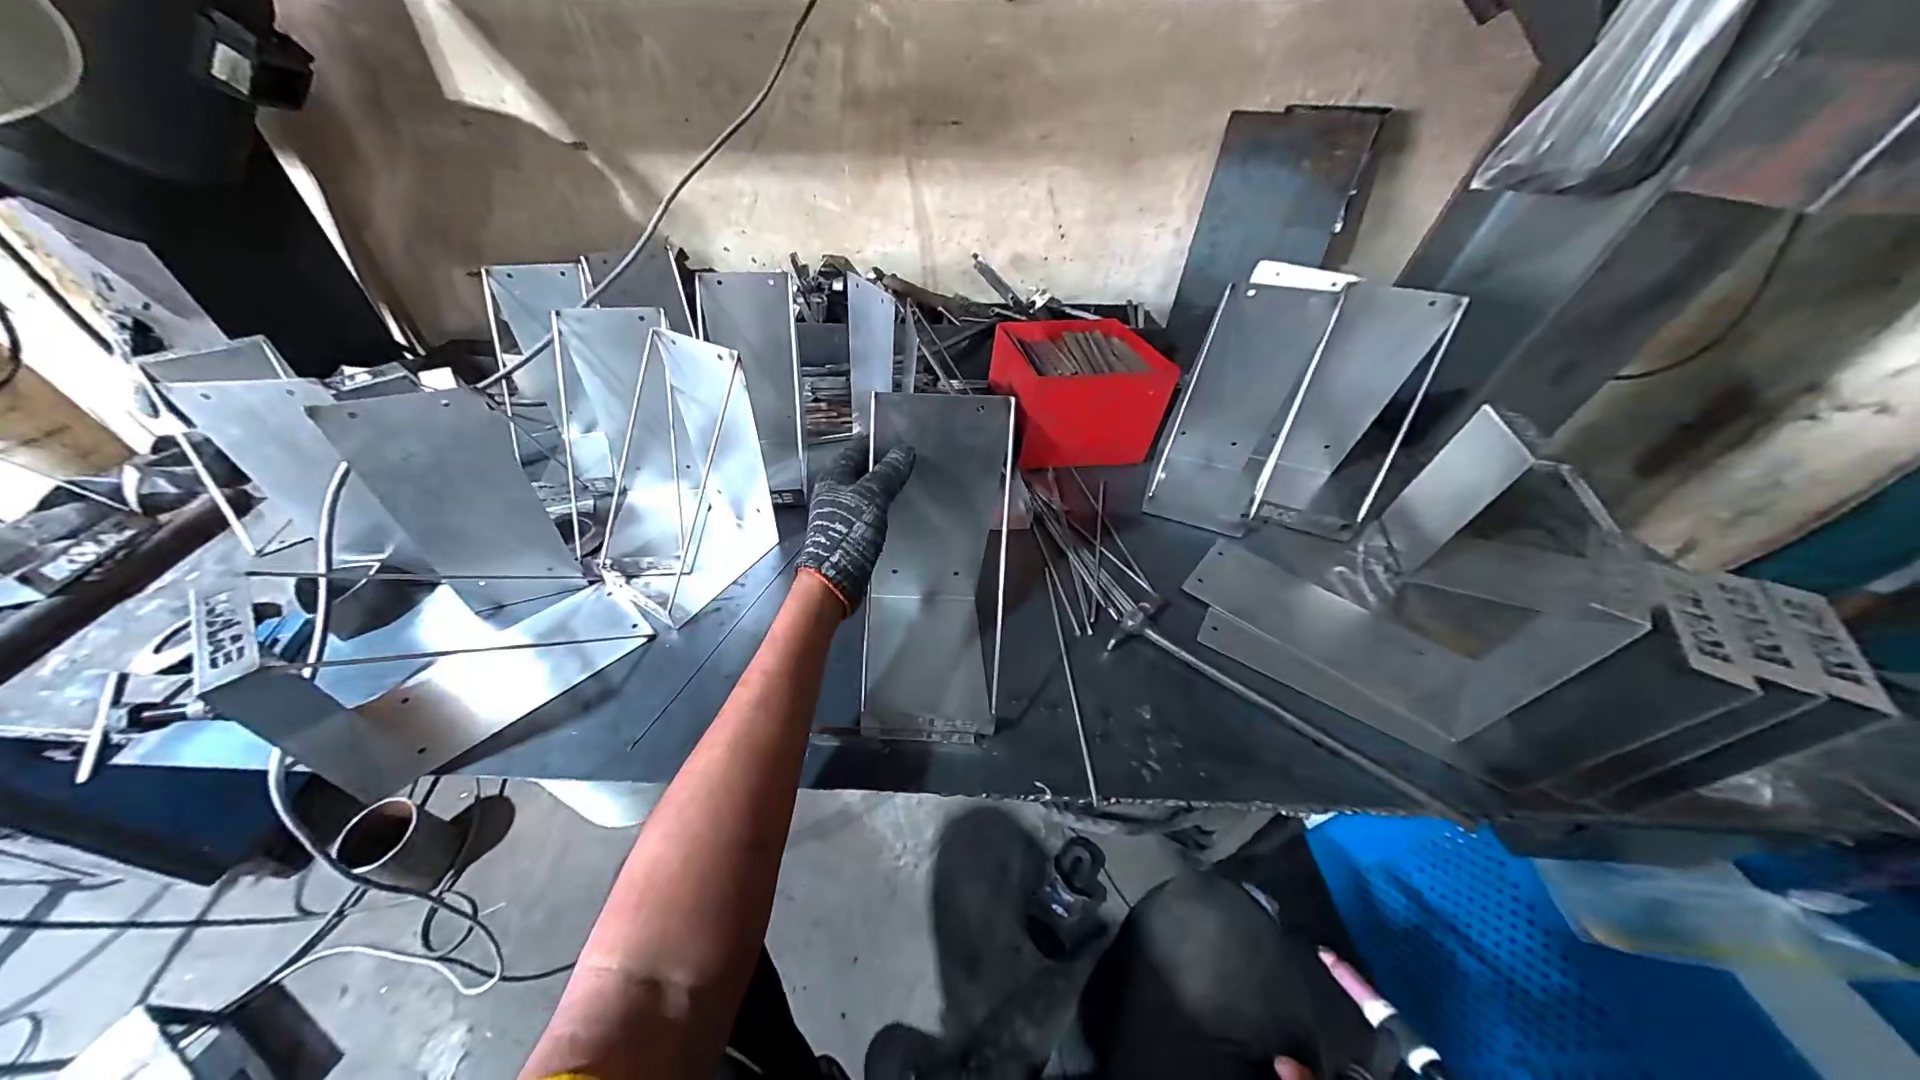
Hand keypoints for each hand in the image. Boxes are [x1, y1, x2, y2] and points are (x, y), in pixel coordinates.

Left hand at [796, 440, 915, 615]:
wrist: (835, 576)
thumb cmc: (848, 533)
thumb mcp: (873, 497)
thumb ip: (888, 473)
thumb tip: (904, 451)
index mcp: (832, 477)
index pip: (855, 449)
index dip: (876, 443)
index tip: (898, 441)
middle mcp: (832, 491)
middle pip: (858, 470)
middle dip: (880, 465)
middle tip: (905, 462)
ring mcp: (838, 512)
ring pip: (862, 490)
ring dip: (880, 486)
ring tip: (902, 482)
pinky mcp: (846, 530)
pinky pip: (864, 508)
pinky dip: (878, 504)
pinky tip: (890, 508)